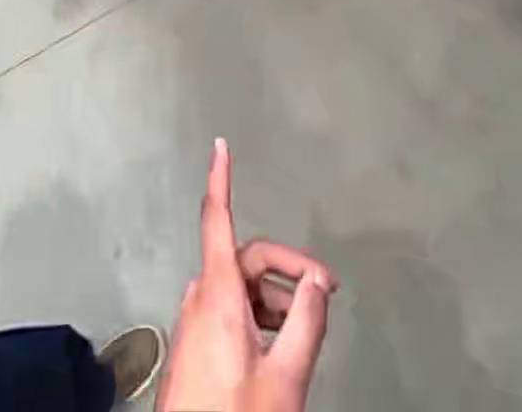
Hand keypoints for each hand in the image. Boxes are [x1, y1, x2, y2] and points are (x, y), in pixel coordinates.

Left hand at [159, 139, 336, 411]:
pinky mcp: (196, 345)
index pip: (217, 219)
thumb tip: (318, 283)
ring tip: (305, 331)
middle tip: (326, 294)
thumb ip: (307, 322)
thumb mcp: (285, 376)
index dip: (220, 178)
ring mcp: (195, 324)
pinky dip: (261, 315)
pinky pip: (232, 310)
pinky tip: (280, 346)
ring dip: (278, 298)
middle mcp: (201, 301)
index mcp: (218, 296)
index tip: (221, 146)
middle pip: (248, 258)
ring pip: (243, 287)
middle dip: (290, 269)